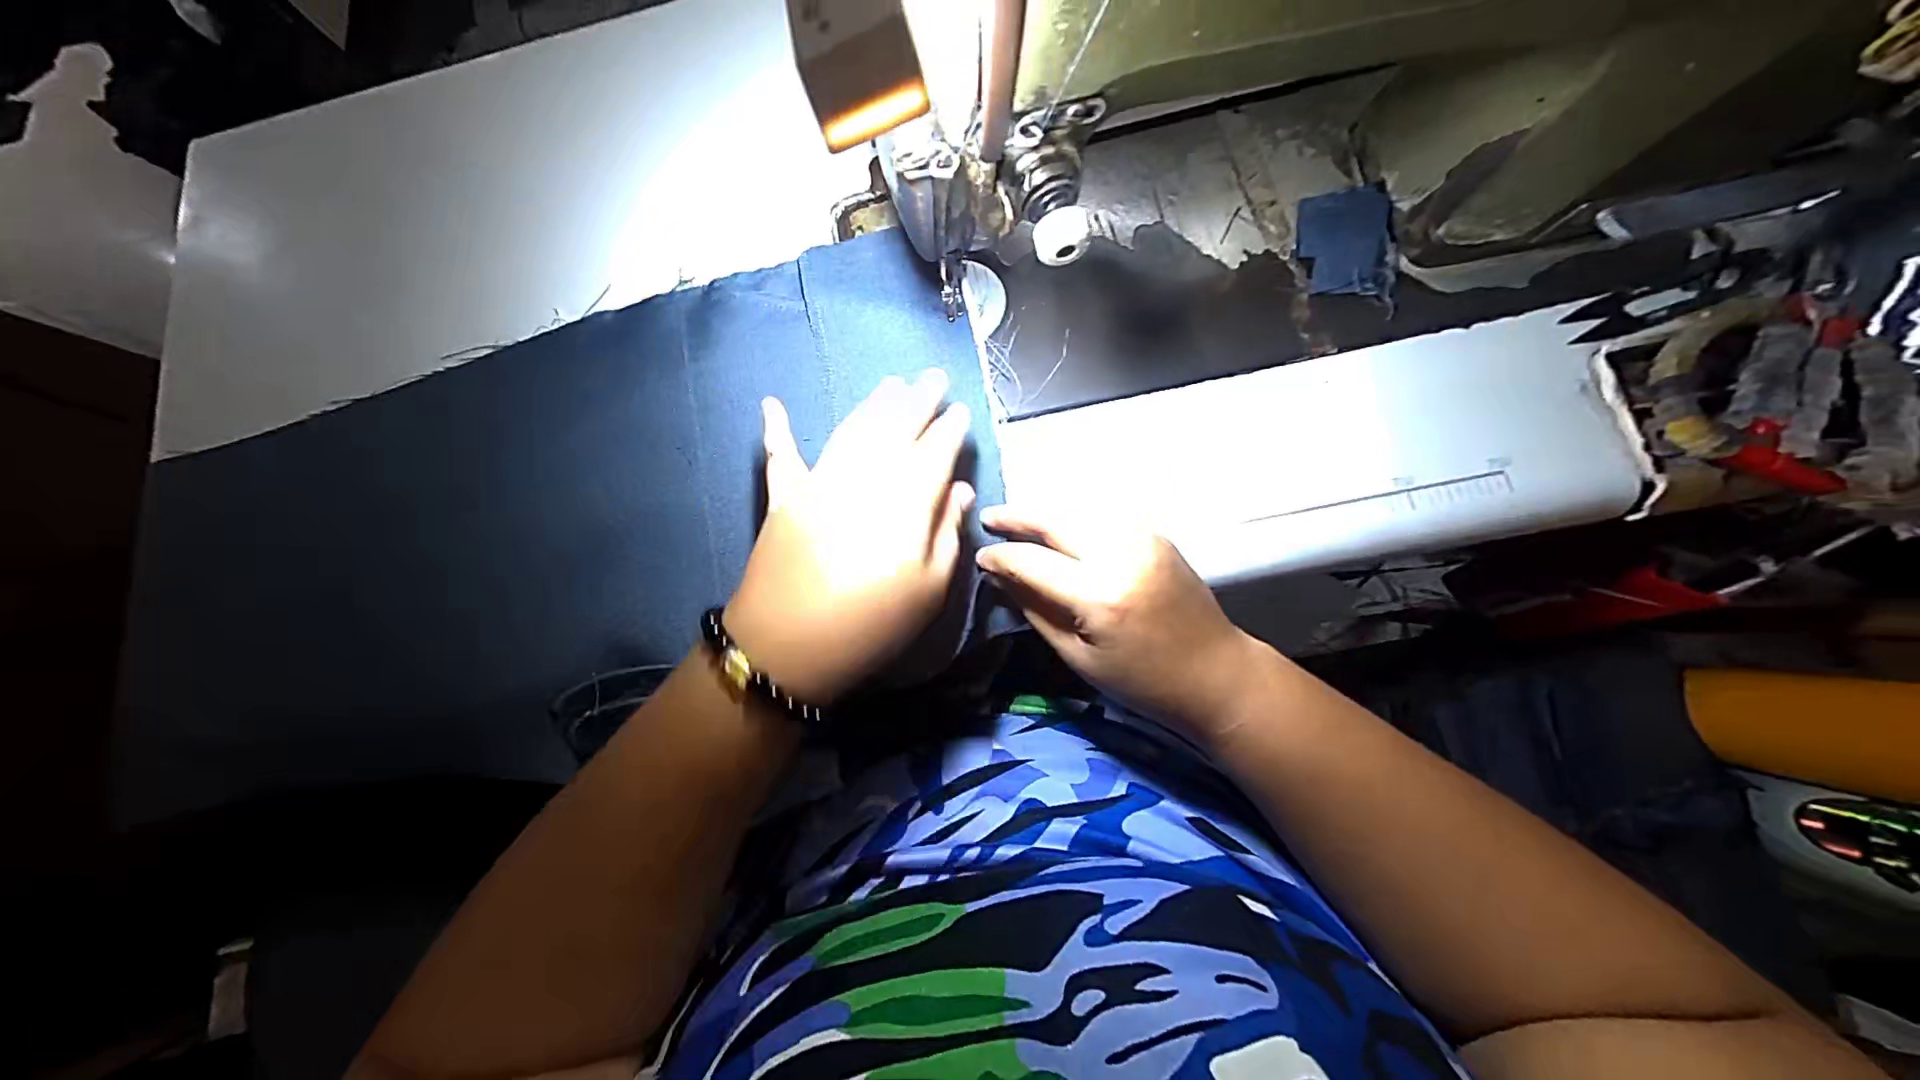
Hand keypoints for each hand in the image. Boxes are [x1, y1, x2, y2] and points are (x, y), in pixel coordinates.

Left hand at [724, 370, 973, 704]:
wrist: (788, 650)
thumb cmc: (871, 626)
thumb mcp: (928, 591)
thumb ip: (947, 534)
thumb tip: (958, 489)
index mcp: (904, 505)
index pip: (933, 454)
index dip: (948, 430)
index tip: (959, 410)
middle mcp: (863, 481)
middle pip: (894, 430)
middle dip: (917, 401)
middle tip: (933, 377)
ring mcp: (819, 486)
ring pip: (850, 431)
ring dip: (873, 404)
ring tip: (892, 383)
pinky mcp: (784, 499)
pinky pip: (781, 457)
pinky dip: (777, 431)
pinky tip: (772, 404)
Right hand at [976, 505, 1268, 739]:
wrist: (1215, 674)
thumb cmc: (1141, 681)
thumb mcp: (1077, 657)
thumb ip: (1035, 609)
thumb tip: (1000, 576)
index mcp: (1100, 596)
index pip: (1033, 561)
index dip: (1001, 557)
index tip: (980, 557)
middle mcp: (1121, 555)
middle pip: (1056, 520)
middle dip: (1018, 516)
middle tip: (989, 517)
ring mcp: (1143, 539)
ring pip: (1080, 509)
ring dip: (1047, 511)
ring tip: (1018, 519)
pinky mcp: (1156, 536)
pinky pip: (1105, 516)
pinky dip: (1077, 516)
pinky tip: (1060, 526)